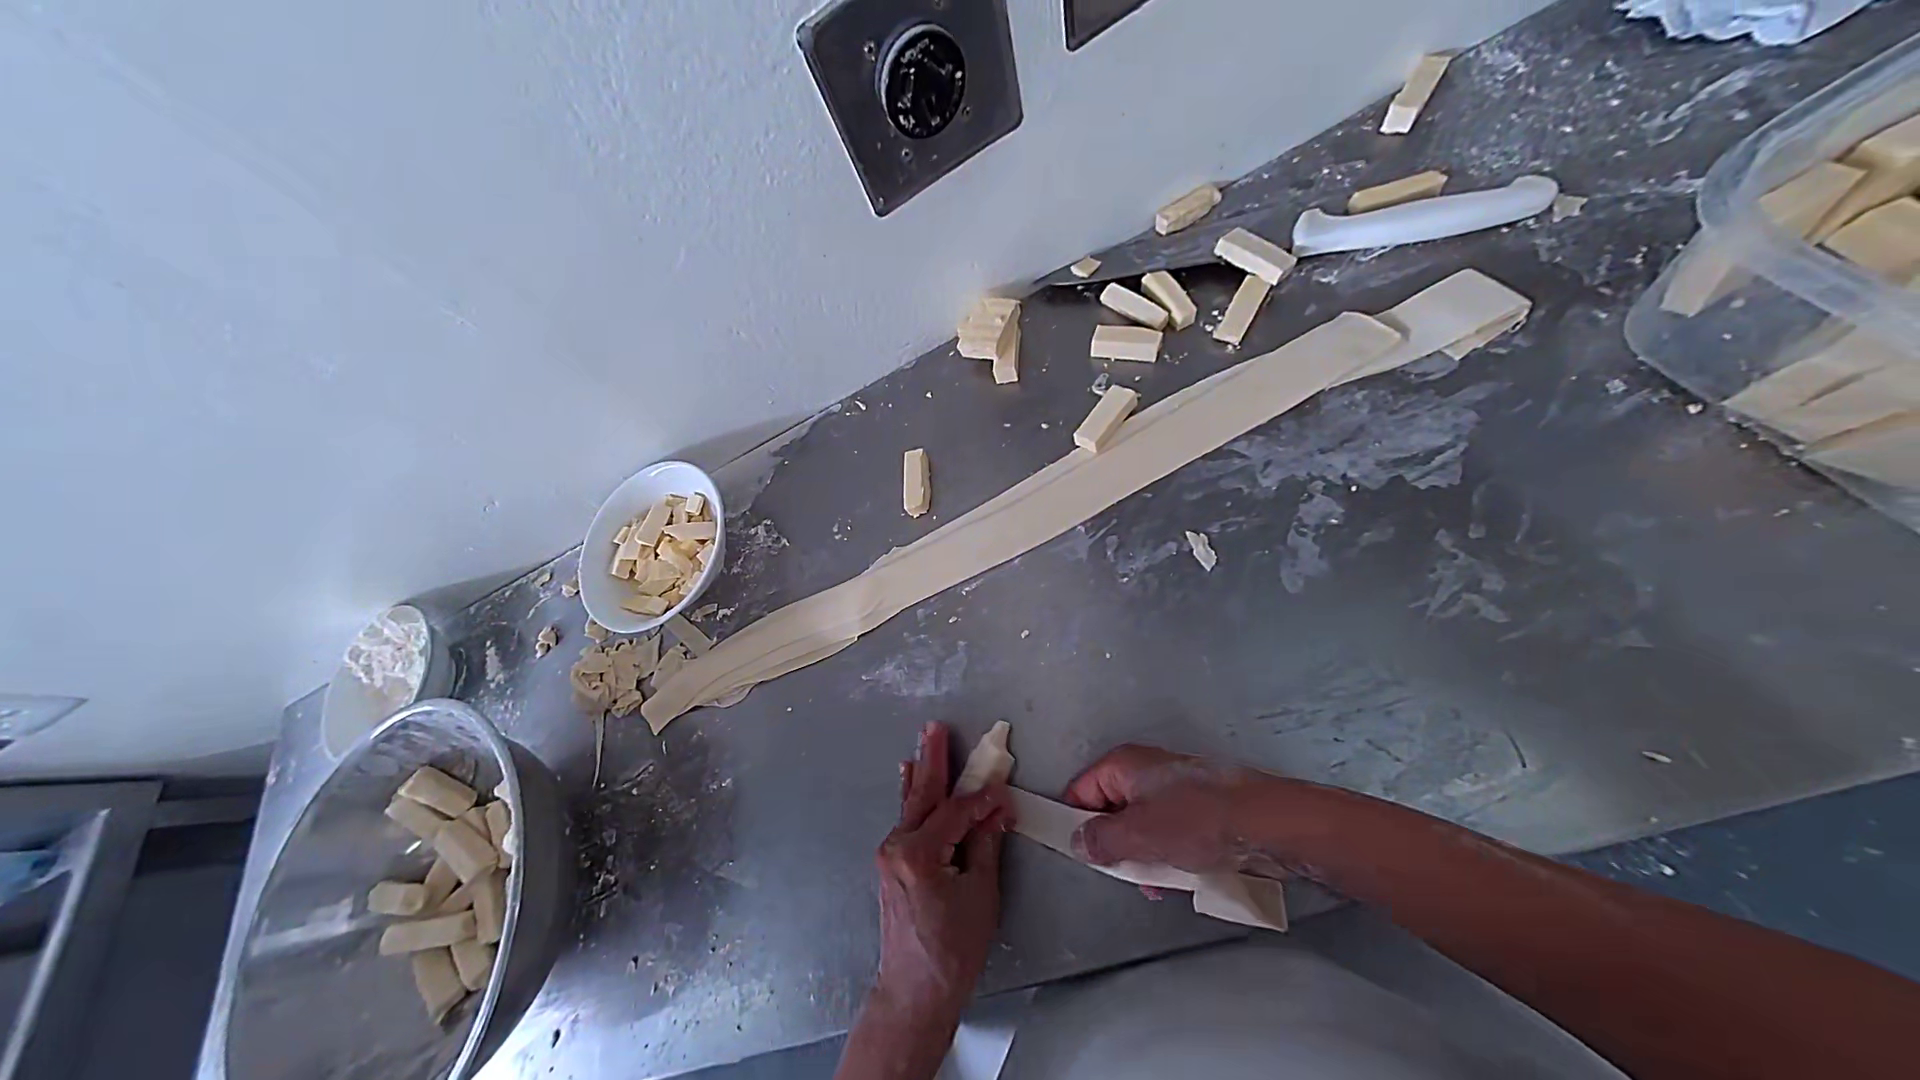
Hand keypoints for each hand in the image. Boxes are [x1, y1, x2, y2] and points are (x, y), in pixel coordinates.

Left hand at [872, 722, 1012, 1020]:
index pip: (957, 812)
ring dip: (922, 774)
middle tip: (935, 727)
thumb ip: (986, 845)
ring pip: (912, 805)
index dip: (982, 799)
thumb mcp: (981, 895)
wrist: (914, 991)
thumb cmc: (952, 950)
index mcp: (920, 853)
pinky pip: (906, 821)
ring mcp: (889, 853)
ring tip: (924, 744)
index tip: (1002, 790)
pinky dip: (914, 798)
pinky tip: (911, 780)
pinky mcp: (891, 862)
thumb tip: (997, 809)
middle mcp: (897, 846)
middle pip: (923, 795)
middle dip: (933, 759)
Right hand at [1065, 744, 1284, 874]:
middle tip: (1123, 871)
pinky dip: (1168, 853)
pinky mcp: (1197, 806)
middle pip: (1110, 809)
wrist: (1266, 822)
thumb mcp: (1139, 835)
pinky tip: (1180, 876)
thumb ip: (1100, 840)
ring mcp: (1173, 787)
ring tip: (1157, 881)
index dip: (1075, 822)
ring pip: (1141, 825)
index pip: (1080, 791)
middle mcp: (1144, 770)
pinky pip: (1168, 830)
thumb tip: (1077, 841)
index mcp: (1123, 765)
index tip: (1081, 852)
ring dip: (1143, 855)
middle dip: (1114, 845)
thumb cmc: (1199, 820)